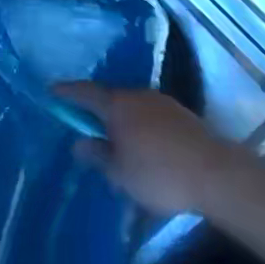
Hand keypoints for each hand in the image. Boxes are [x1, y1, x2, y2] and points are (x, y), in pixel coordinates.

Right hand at [57, 83, 237, 215]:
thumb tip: (79, 142)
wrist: (212, 172)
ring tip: (111, 136)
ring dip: (119, 117)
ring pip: (131, 104)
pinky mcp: (179, 113)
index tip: (52, 89)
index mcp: (119, 105)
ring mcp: (161, 101)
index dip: (68, 91)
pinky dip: (137, 123)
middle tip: (81, 119)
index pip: (86, 92)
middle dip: (95, 107)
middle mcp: (139, 95)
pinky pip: (148, 113)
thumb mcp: (119, 173)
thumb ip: (97, 155)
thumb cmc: (158, 173)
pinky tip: (138, 142)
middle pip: (110, 96)